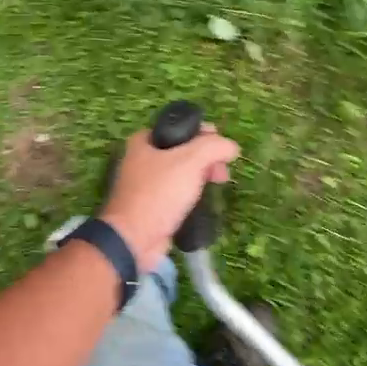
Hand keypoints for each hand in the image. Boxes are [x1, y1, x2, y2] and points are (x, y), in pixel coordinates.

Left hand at [98, 122, 239, 271]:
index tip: (223, 147)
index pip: (181, 127)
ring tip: (220, 183)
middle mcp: (142, 158)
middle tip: (223, 170)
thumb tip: (231, 146)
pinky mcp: (153, 204)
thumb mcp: (190, 161)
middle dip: (208, 157)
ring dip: (203, 175)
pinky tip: (205, 199)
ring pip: (182, 172)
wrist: (135, 238)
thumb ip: (213, 147)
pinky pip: (178, 191)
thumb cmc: (160, 192)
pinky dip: (193, 192)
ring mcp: (147, 183)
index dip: (205, 134)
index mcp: (144, 140)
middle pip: (184, 150)